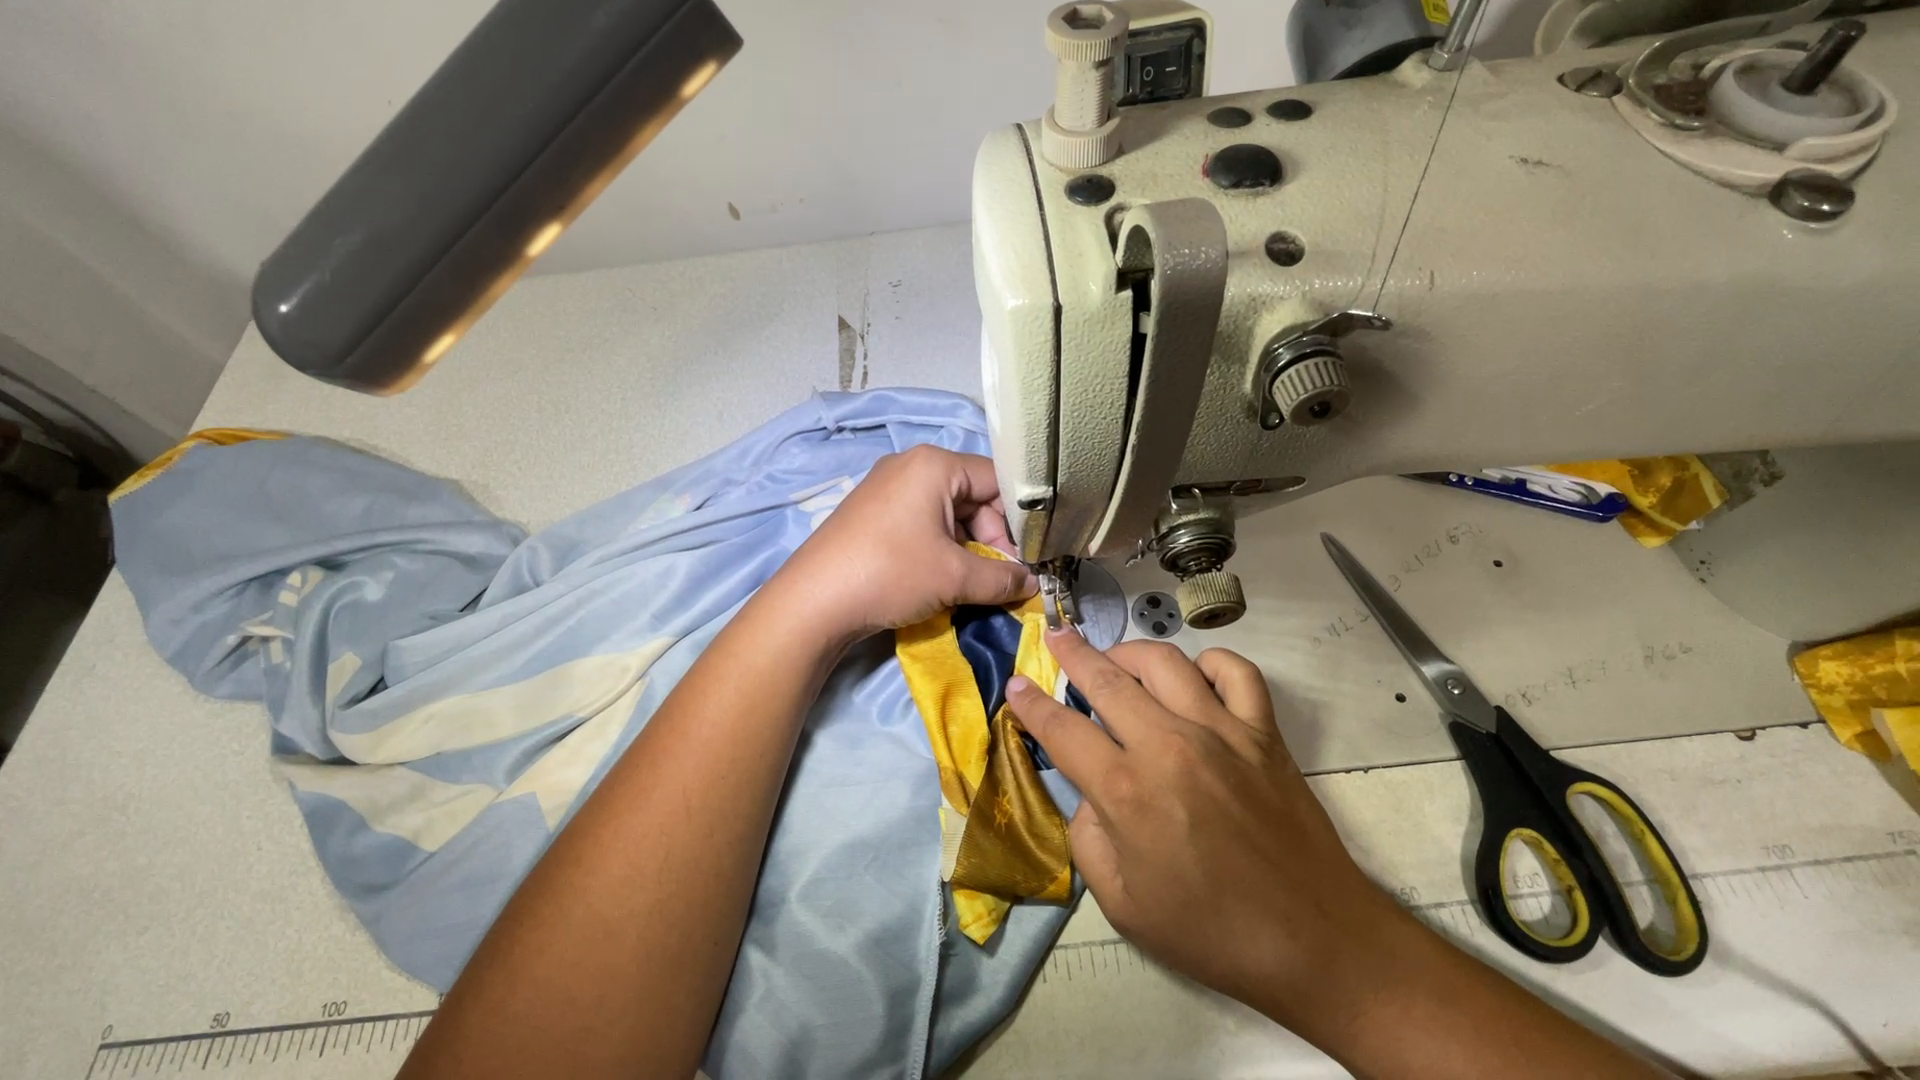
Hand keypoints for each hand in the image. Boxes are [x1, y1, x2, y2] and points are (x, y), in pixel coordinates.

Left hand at [764, 445, 1036, 645]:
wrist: (813, 602)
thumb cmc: (890, 574)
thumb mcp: (955, 577)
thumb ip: (1002, 578)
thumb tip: (1032, 584)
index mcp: (935, 464)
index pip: (999, 480)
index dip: (1020, 520)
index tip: (1030, 557)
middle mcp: (911, 466)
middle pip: (975, 497)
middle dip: (993, 539)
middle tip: (1003, 579)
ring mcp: (888, 489)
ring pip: (950, 514)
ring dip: (969, 549)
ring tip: (973, 585)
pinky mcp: (874, 515)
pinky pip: (924, 524)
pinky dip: (942, 550)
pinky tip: (944, 580)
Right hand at [1006, 630, 1412, 1024]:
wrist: (1314, 940)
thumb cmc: (1210, 931)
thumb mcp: (1122, 904)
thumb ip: (1088, 840)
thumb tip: (1089, 793)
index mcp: (1126, 790)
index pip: (1062, 729)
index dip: (1031, 704)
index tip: (1016, 683)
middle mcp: (1169, 745)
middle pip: (1107, 679)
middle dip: (1073, 654)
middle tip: (1057, 636)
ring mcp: (1222, 732)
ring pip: (1165, 662)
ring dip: (1131, 650)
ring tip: (1115, 657)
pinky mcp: (1264, 733)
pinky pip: (1237, 673)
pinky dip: (1211, 663)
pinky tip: (1195, 676)